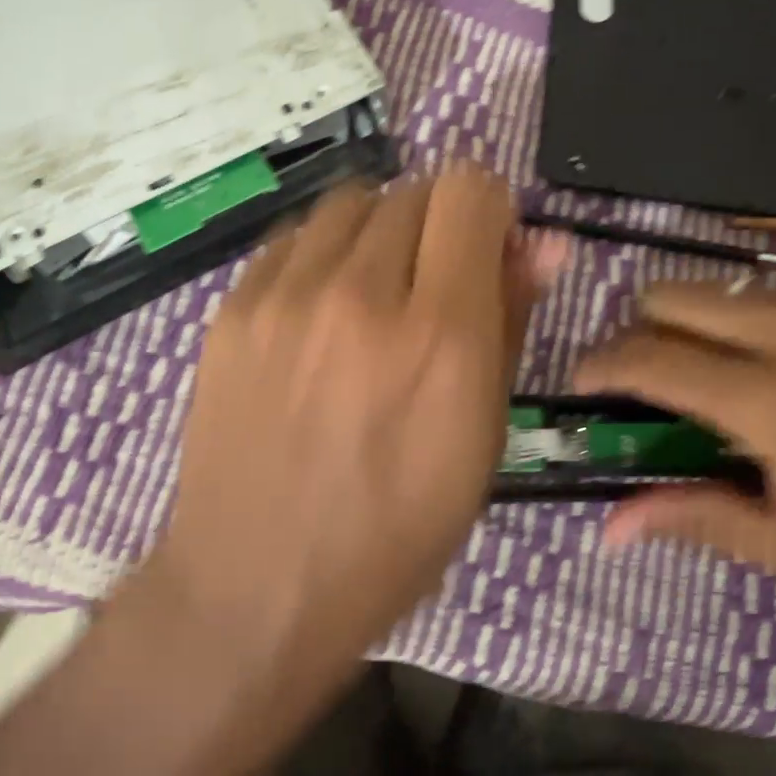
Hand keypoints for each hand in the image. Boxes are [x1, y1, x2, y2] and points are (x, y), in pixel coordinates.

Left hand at [145, 164, 560, 678]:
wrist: (257, 584)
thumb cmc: (393, 533)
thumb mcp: (480, 441)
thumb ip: (512, 323)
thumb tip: (543, 242)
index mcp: (440, 336)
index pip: (470, 191)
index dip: (488, 214)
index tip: (483, 255)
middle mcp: (361, 294)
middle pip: (412, 192)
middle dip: (436, 228)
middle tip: (427, 291)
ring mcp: (286, 296)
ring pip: (350, 202)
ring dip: (376, 233)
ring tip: (370, 297)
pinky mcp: (233, 308)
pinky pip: (292, 238)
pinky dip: (319, 256)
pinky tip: (315, 314)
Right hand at [576, 284, 775, 599]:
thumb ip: (696, 519)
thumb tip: (608, 527)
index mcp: (769, 396)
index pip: (648, 357)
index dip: (598, 365)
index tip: (579, 385)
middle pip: (668, 295)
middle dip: (638, 331)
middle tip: (651, 386)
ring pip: (716, 283)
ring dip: (690, 321)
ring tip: (716, 376)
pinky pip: (770, 286)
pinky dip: (744, 315)